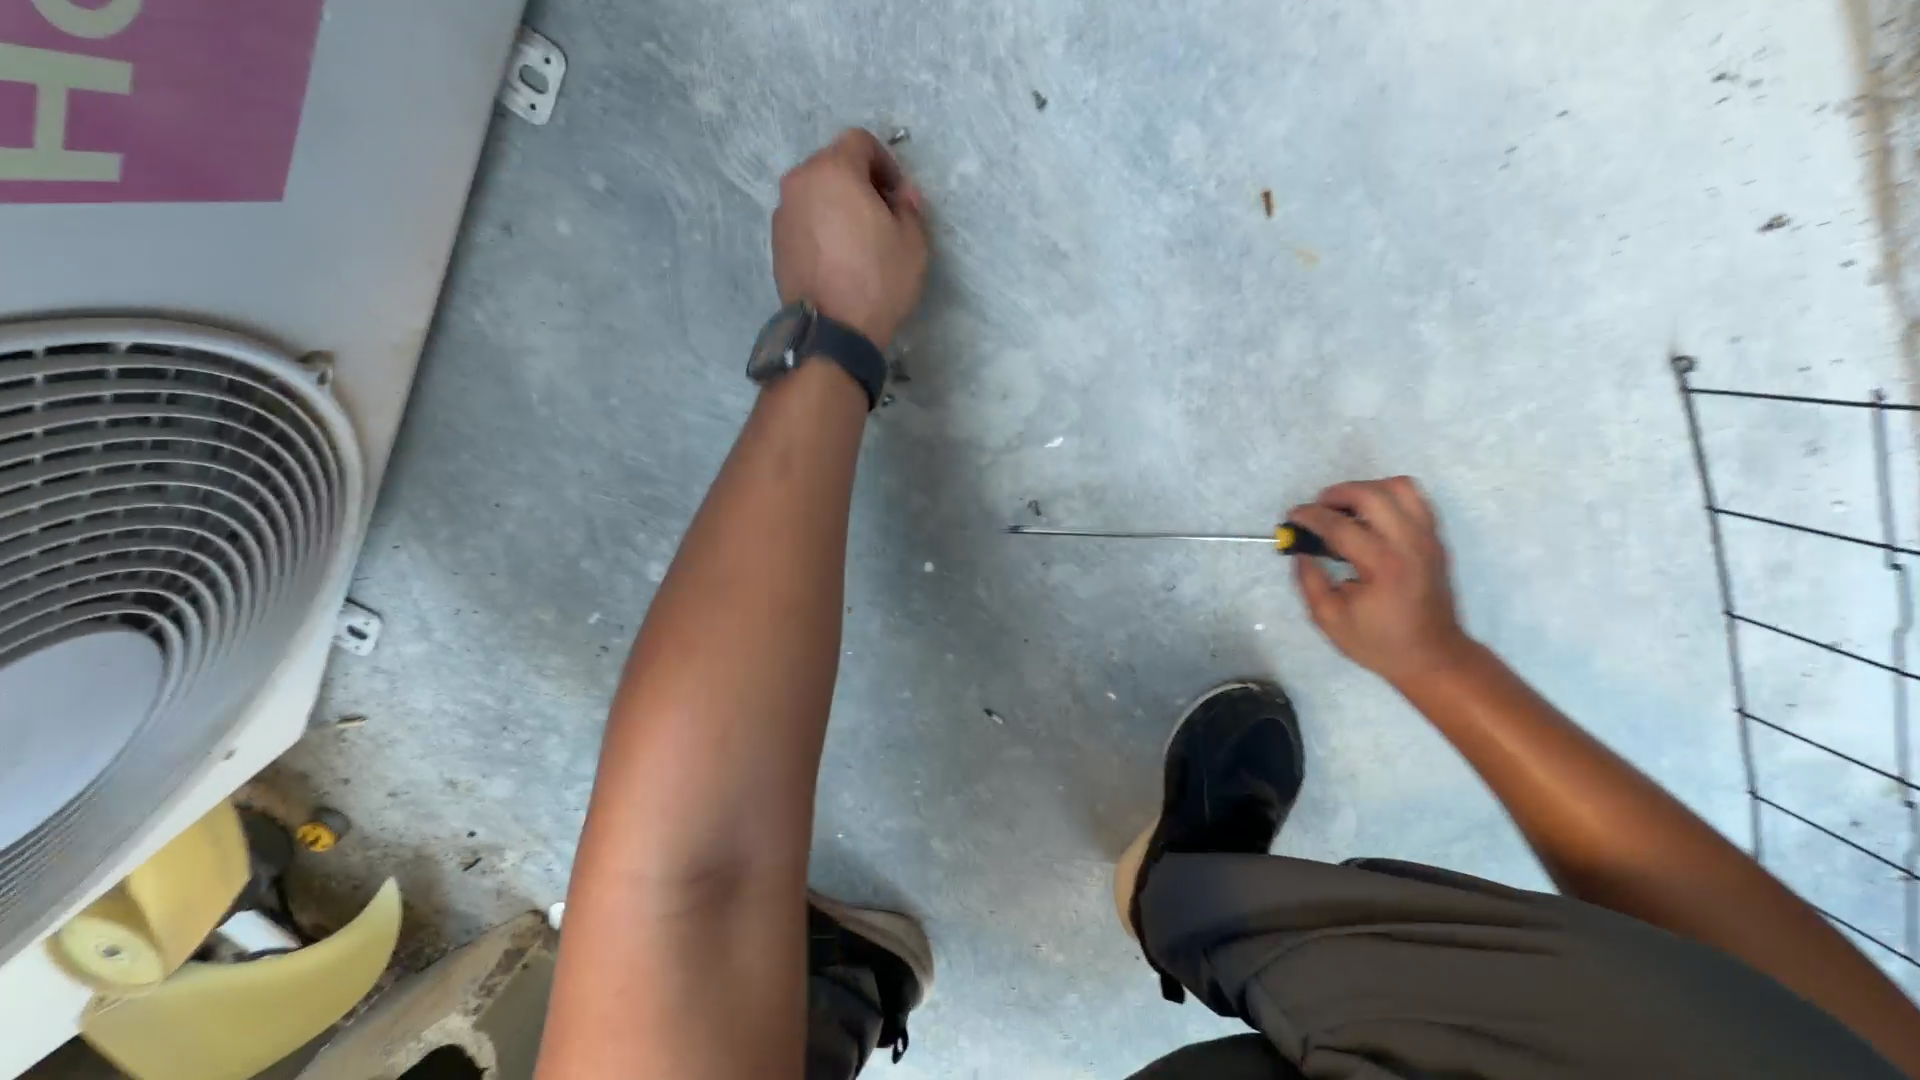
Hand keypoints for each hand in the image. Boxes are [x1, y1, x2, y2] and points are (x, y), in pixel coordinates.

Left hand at [772, 129, 928, 348]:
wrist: (833, 332)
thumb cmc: (877, 281)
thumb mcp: (913, 242)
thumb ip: (909, 207)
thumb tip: (900, 196)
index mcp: (834, 170)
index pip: (859, 141)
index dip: (885, 162)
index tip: (897, 193)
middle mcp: (800, 182)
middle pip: (833, 164)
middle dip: (859, 181)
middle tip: (881, 214)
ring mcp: (783, 213)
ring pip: (816, 193)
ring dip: (837, 204)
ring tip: (859, 239)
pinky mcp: (776, 242)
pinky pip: (804, 219)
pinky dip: (821, 226)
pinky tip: (839, 257)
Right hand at [1290, 477, 1474, 686]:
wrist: (1434, 656)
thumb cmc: (1379, 642)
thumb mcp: (1329, 619)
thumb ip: (1309, 580)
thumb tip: (1300, 552)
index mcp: (1382, 565)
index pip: (1340, 525)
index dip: (1310, 516)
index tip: (1292, 518)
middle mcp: (1409, 543)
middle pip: (1372, 494)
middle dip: (1337, 493)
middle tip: (1319, 508)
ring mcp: (1428, 538)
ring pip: (1400, 487)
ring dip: (1367, 489)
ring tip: (1347, 508)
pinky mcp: (1436, 539)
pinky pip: (1415, 500)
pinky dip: (1389, 497)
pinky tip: (1371, 517)